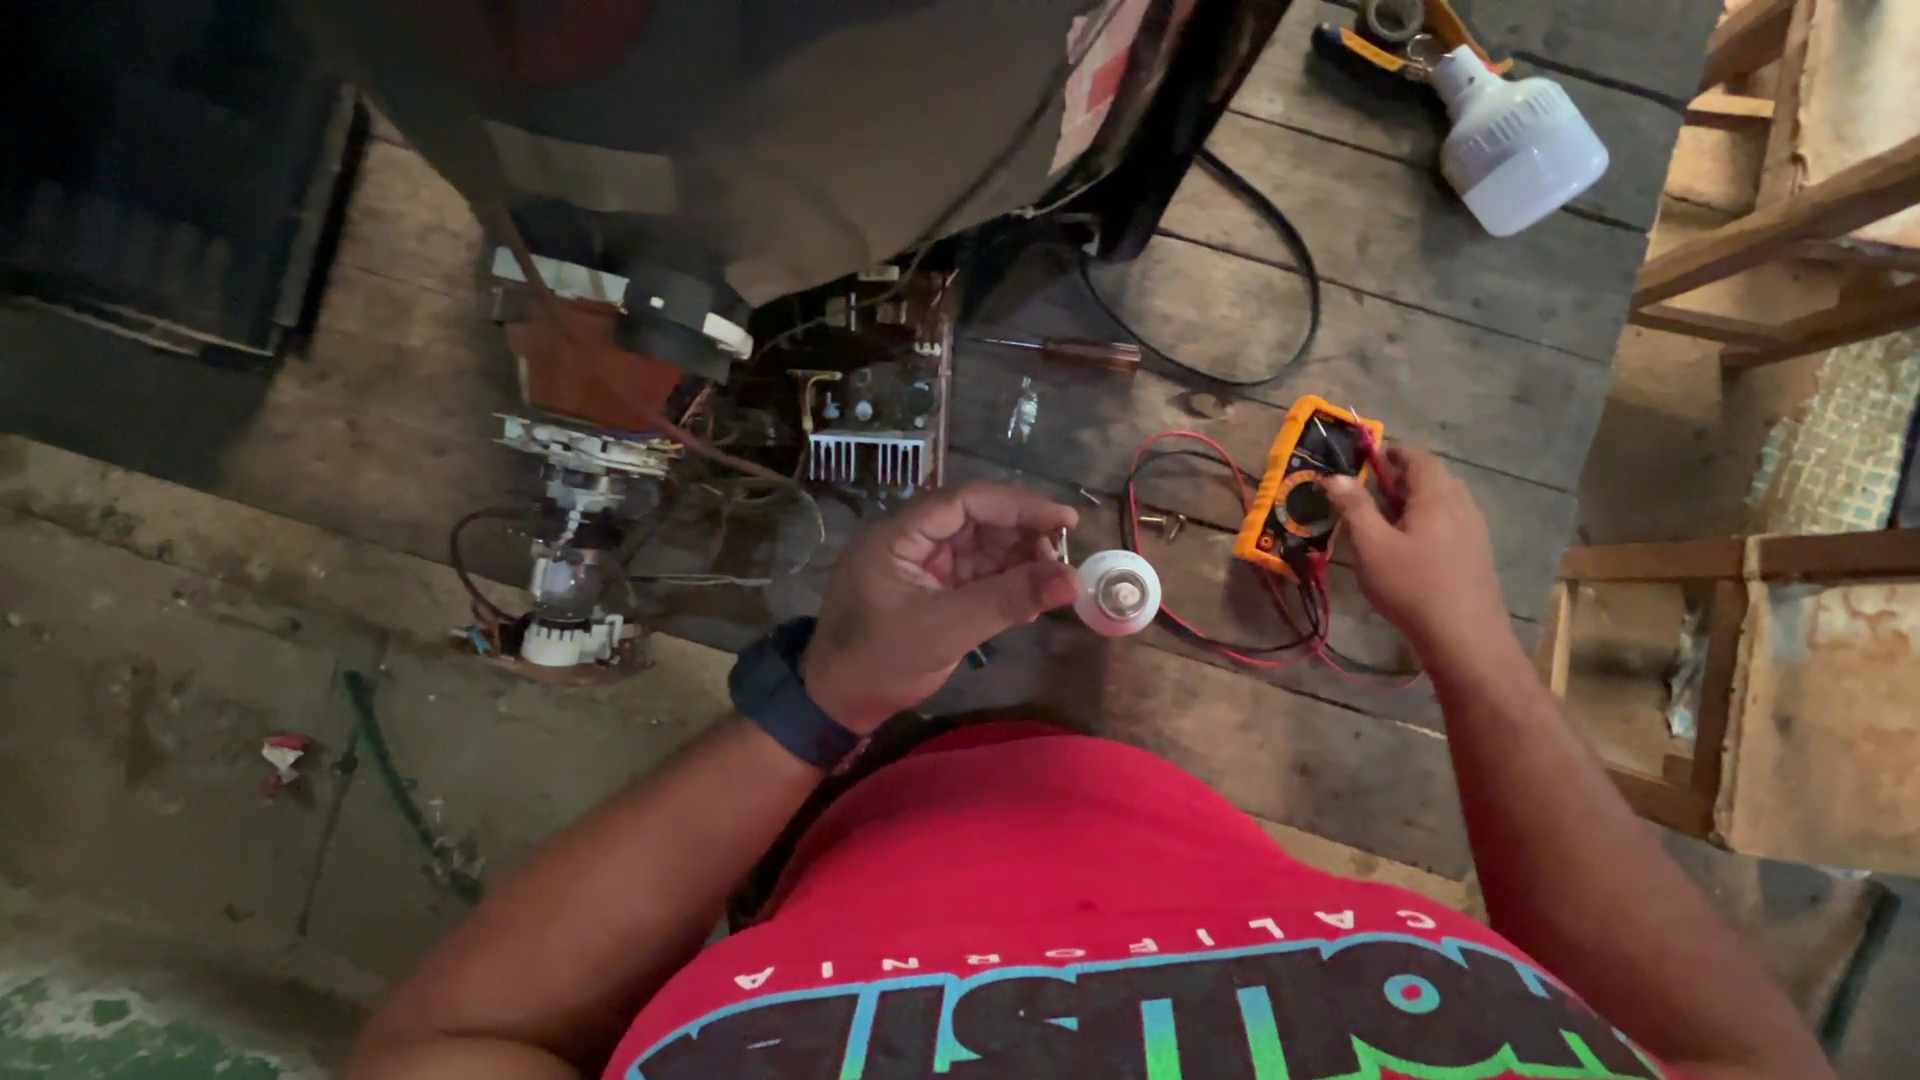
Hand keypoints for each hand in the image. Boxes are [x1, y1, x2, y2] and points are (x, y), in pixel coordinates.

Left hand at [801, 483, 1080, 732]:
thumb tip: (1072, 579)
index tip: (1064, 520)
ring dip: (1019, 560)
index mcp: (899, 535)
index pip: (965, 502)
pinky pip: (976, 576)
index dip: (1018, 505)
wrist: (837, 706)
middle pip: (976, 520)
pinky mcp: (932, 593)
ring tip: (1055, 580)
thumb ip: (1007, 600)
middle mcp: (912, 542)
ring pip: (980, 548)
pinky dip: (1006, 584)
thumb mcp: (946, 629)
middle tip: (1063, 556)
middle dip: (1022, 534)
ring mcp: (922, 568)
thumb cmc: (879, 662)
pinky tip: (1033, 597)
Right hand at [1322, 448, 1510, 659]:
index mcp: (1436, 497)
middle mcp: (1462, 506)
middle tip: (1374, 488)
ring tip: (1390, 515)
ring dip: (1419, 497)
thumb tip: (1334, 475)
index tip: (1370, 457)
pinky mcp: (1478, 553)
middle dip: (1405, 475)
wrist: (1464, 635)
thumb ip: (1354, 507)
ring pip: (1447, 499)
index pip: (1419, 459)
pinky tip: (1414, 542)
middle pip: (1436, 476)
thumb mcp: (1371, 546)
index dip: (1395, 452)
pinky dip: (1431, 517)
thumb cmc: (1411, 586)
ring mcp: (1475, 530)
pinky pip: (1454, 520)